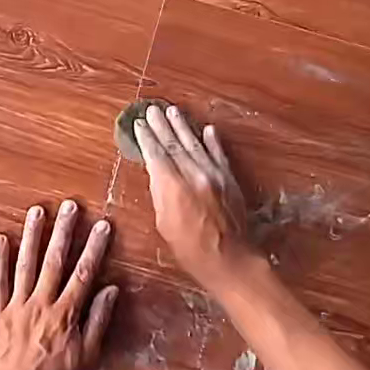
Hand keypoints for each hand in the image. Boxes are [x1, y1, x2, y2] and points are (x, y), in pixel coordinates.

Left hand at [0, 200, 118, 369]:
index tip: (103, 224)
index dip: (94, 247)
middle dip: (64, 230)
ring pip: (25, 264)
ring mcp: (17, 306)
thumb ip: (99, 321)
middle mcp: (42, 303)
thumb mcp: (87, 357)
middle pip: (54, 260)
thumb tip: (112, 289)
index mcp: (65, 313)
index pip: (84, 273)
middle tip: (70, 205)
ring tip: (37, 211)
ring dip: (33, 235)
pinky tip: (1, 238)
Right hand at [133, 105, 255, 288]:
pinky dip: (213, 141)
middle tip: (152, 110)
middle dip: (161, 126)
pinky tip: (208, 129)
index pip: (156, 155)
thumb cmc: (191, 250)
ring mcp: (214, 174)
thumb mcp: (165, 223)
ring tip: (173, 111)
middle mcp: (194, 174)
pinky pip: (219, 154)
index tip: (139, 124)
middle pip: (174, 144)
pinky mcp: (229, 179)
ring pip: (195, 144)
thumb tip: (159, 175)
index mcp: (173, 187)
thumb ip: (161, 194)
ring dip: (183, 126)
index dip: (146, 139)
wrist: (230, 260)